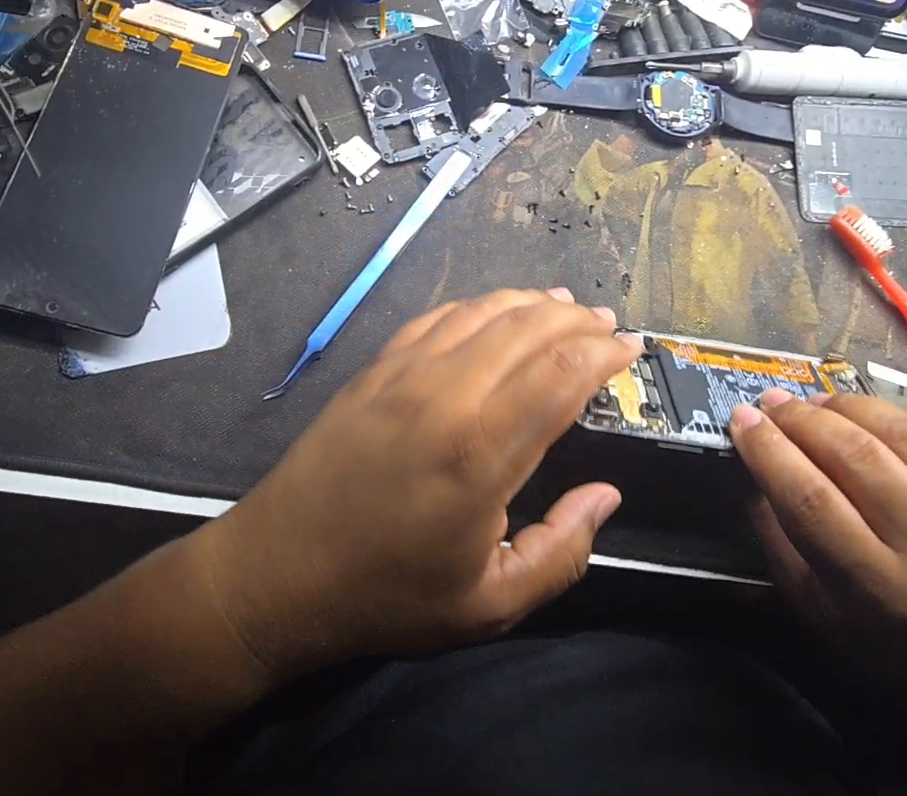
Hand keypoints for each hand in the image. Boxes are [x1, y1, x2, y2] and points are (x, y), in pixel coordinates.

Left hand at [183, 288, 642, 681]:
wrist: (276, 573)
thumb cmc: (386, 595)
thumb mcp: (489, 603)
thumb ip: (562, 551)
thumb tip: (606, 496)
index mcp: (480, 452)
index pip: (560, 373)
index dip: (604, 354)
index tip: (630, 351)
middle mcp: (445, 394)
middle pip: (528, 329)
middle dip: (578, 321)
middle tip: (607, 326)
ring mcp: (403, 373)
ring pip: (483, 312)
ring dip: (532, 303)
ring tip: (565, 305)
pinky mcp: (374, 369)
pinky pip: (437, 318)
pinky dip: (478, 306)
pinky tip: (495, 310)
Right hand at [729, 391, 906, 717]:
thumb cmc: (887, 643)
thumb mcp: (815, 606)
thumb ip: (778, 535)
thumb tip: (753, 463)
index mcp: (880, 592)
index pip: (812, 501)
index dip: (769, 451)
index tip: (742, 419)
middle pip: (857, 458)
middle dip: (803, 421)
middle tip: (773, 403)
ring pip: (904, 435)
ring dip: (849, 407)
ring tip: (816, 403)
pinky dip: (894, 417)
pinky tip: (865, 415)